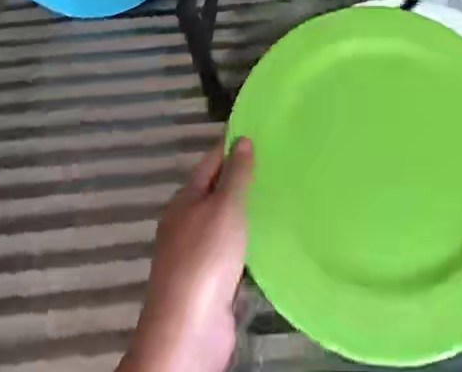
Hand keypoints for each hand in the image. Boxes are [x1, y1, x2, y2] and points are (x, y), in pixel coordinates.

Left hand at [120, 138, 255, 371]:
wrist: (190, 327)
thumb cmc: (205, 257)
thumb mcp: (224, 207)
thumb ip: (236, 175)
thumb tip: (242, 139)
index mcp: (184, 199)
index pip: (210, 162)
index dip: (231, 147)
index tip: (258, 134)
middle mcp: (186, 222)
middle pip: (215, 192)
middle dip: (240, 180)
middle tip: (276, 166)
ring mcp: (195, 254)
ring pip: (224, 224)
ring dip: (245, 214)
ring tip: (277, 200)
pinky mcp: (209, 283)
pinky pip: (231, 254)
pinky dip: (247, 245)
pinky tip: (267, 243)